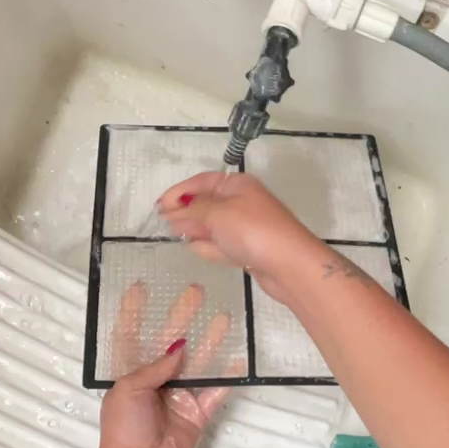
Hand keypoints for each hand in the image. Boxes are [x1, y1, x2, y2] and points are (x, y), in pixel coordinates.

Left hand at [98, 283, 233, 447]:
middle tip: (196, 292)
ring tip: (224, 316)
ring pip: (198, 363)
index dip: (135, 312)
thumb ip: (155, 366)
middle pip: (170, 343)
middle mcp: (155, 382)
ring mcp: (178, 397)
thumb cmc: (125, 426)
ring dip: (210, 340)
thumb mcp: (129, 389)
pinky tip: (240, 357)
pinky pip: (216, 392)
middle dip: (181, 317)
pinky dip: (228, 376)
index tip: (142, 286)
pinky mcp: (198, 414)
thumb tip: (180, 347)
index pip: (131, 336)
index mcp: (130, 374)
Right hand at [157, 173, 328, 306]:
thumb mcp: (217, 213)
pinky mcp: (248, 250)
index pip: (202, 182)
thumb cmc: (252, 231)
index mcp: (237, 186)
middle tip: (163, 222)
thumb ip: (193, 209)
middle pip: (207, 203)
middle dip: (185, 211)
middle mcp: (242, 203)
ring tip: (175, 233)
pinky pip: (222, 245)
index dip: (179, 192)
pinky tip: (193, 247)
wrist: (289, 265)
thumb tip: (174, 209)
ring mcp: (245, 228)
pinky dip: (208, 246)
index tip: (159, 206)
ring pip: (213, 226)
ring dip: (195, 229)